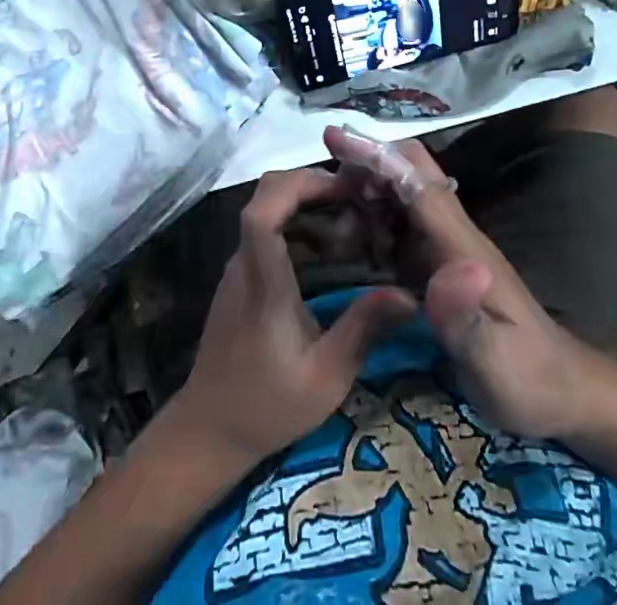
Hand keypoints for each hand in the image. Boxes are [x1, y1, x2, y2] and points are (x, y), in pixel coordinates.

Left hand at [168, 168, 416, 464]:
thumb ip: (363, 330)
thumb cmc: (266, 407)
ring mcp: (239, 270)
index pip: (261, 214)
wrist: (207, 430)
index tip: (343, 185)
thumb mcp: (325, 377)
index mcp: (262, 284)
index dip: (298, 186)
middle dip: (314, 185)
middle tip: (362, 199)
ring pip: (269, 211)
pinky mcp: (242, 279)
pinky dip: (303, 227)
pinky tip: (335, 253)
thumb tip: (409, 295)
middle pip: (265, 197)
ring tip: (357, 225)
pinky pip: (270, 233)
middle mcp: (244, 265)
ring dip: (312, 206)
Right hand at [323, 127, 600, 439]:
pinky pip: (400, 229)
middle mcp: (453, 236)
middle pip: (408, 178)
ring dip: (365, 200)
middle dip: (364, 172)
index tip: (334, 138)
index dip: (376, 157)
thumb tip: (447, 268)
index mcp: (462, 246)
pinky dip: (373, 226)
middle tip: (323, 198)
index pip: (416, 184)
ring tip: (334, 233)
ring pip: (401, 199)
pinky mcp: (439, 267)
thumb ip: (466, 319)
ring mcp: (447, 249)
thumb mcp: (494, 361)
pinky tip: (356, 249)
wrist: (559, 390)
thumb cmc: (527, 377)